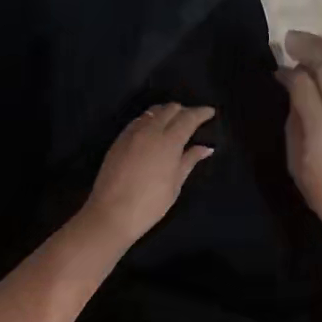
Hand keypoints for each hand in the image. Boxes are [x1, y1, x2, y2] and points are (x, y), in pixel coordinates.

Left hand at [76, 103, 214, 249]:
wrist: (111, 213)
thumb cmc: (150, 204)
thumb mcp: (175, 184)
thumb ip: (189, 160)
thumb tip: (206, 147)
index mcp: (168, 141)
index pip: (188, 117)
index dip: (201, 112)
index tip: (210, 111)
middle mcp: (151, 130)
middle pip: (170, 109)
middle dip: (184, 110)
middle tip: (193, 120)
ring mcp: (133, 132)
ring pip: (154, 111)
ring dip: (167, 112)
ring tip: (174, 123)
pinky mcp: (120, 138)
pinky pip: (140, 120)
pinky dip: (151, 119)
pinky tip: (154, 130)